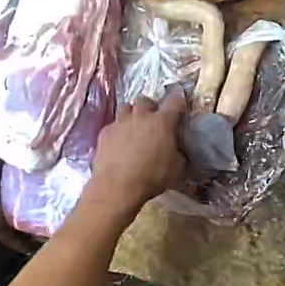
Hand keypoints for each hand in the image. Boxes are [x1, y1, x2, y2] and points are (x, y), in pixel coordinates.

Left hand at [87, 93, 187, 208]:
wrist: (118, 185)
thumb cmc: (152, 176)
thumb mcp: (177, 168)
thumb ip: (179, 153)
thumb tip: (178, 150)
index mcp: (162, 122)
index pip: (174, 102)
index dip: (178, 102)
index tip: (179, 108)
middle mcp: (141, 116)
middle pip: (145, 100)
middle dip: (150, 107)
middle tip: (152, 121)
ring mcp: (120, 122)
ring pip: (127, 108)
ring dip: (132, 115)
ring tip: (134, 129)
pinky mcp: (105, 131)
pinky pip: (114, 125)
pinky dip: (118, 131)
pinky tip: (118, 144)